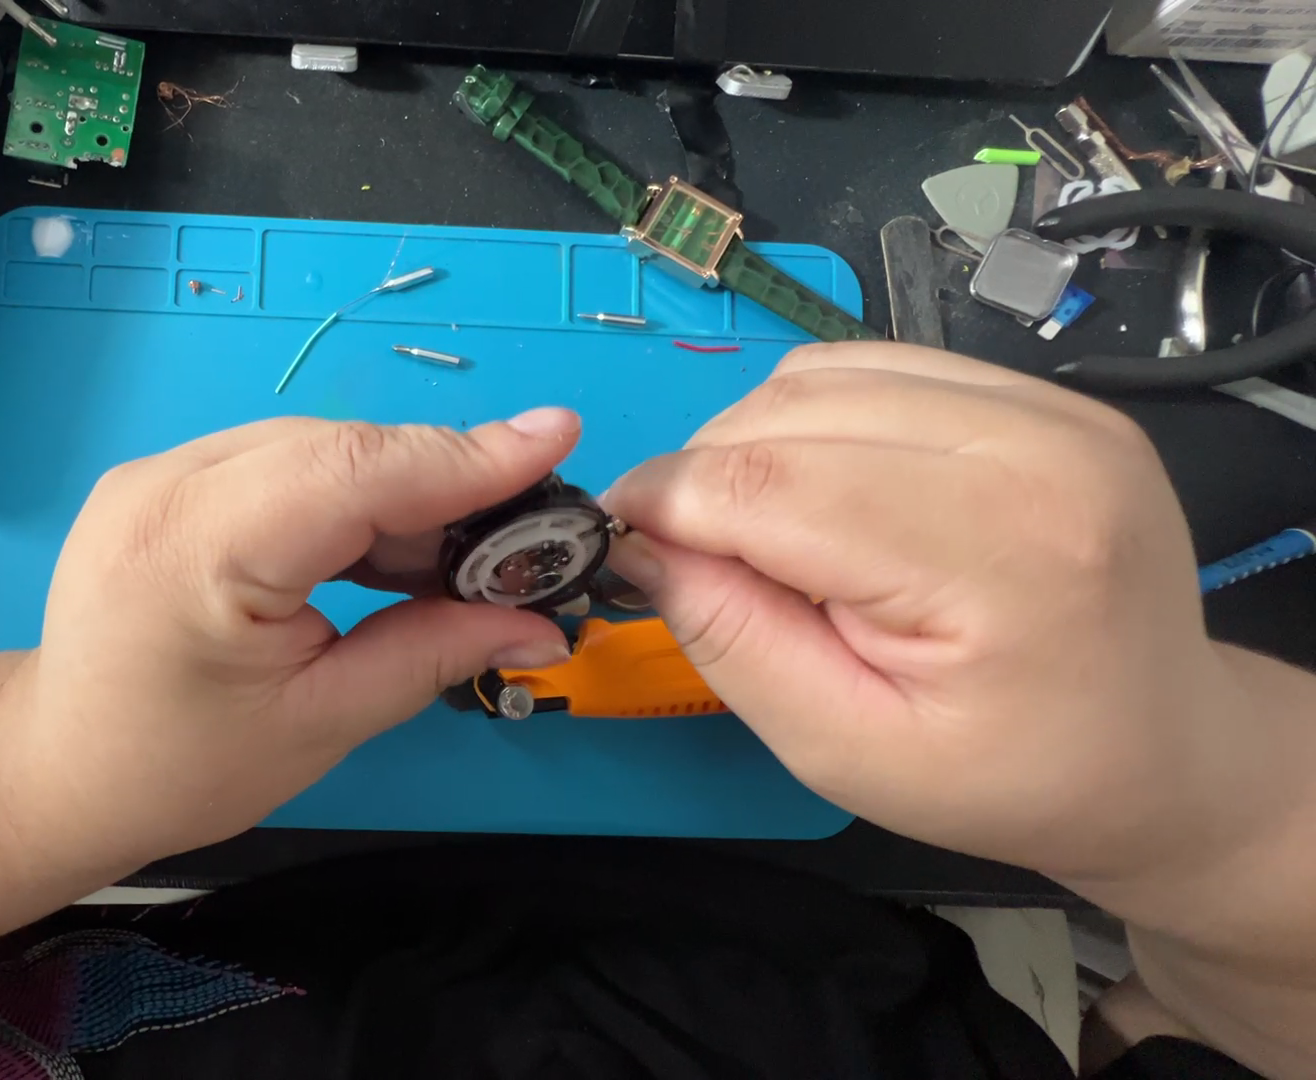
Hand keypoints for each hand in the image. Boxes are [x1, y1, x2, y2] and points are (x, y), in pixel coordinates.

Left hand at [0, 410, 581, 867]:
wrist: (57, 765)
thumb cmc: (181, 769)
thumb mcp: (321, 722)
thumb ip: (433, 653)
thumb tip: (539, 625)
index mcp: (197, 550)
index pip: (352, 475)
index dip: (462, 456)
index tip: (556, 437)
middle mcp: (167, 484)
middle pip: (338, 451)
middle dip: (442, 479)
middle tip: (522, 524)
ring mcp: (157, 472)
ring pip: (314, 451)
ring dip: (399, 490)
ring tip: (464, 545)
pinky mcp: (164, 480)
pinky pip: (280, 467)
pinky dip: (348, 498)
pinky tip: (390, 542)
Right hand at [602, 344, 1238, 879]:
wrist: (1154, 750)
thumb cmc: (992, 772)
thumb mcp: (833, 742)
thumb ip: (724, 634)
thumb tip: (638, 543)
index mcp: (996, 551)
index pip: (768, 484)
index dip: (663, 502)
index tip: (618, 539)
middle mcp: (1032, 445)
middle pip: (780, 416)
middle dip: (698, 478)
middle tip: (692, 553)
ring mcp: (1040, 404)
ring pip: (806, 378)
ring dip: (743, 444)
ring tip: (754, 521)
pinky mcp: (1025, 392)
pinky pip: (853, 368)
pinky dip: (794, 417)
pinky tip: (809, 481)